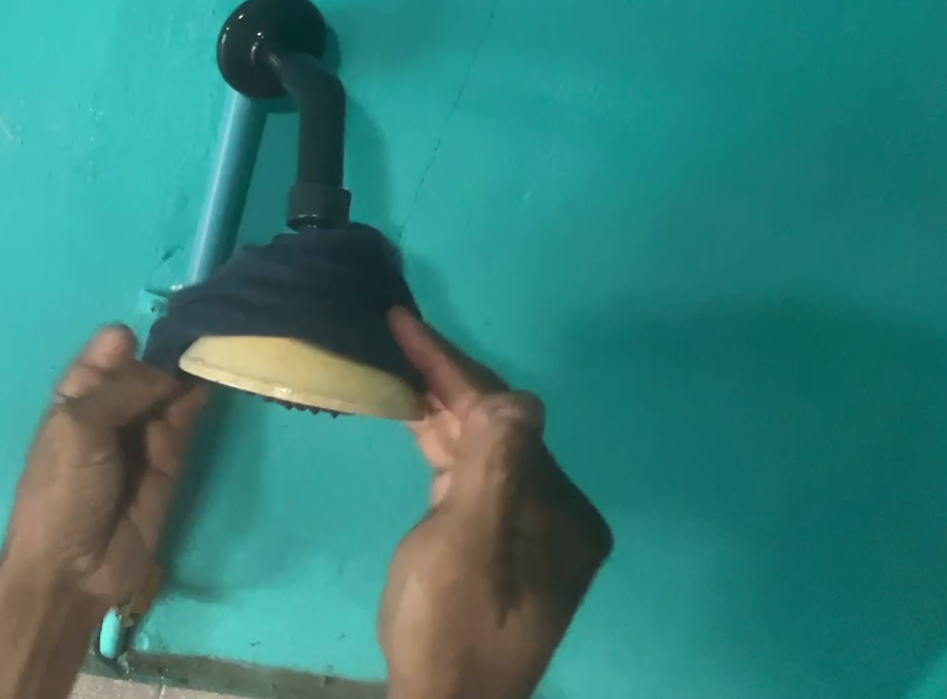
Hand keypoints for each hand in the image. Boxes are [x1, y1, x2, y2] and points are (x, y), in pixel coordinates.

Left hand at [1, 324, 208, 608]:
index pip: (104, 356)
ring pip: (165, 397)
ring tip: (204, 357)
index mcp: (76, 397)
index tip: (155, 327)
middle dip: (161, 357)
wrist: (73, 569)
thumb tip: (160, 362)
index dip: (127, 342)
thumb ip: (120, 388)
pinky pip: (180, 429)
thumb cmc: (62, 486)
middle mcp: (108, 412)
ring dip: (181, 379)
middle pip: (140, 372)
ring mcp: (138, 439)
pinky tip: (202, 386)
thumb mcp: (80, 425)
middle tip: (191, 341)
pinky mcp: (166, 467)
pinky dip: (190, 407)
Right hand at [379, 309, 611, 698]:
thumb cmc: (449, 626)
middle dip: (440, 370)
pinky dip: (432, 427)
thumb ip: (493, 470)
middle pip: (490, 419)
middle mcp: (548, 505)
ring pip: (474, 436)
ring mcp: (518, 516)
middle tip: (391, 323)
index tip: (403, 321)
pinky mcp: (488, 525)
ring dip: (433, 393)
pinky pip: (461, 460)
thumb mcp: (465, 548)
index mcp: (557, 509)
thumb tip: (518, 399)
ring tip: (390, 349)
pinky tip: (405, 401)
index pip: (501, 415)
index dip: (449, 365)